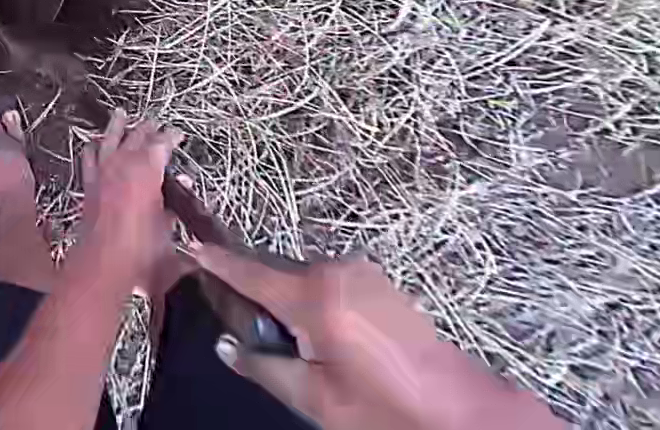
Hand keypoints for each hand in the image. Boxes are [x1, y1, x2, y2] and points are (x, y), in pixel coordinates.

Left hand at [78, 108, 180, 269]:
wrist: (104, 261)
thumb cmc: (141, 248)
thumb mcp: (167, 230)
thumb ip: (172, 210)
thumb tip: (177, 198)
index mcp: (147, 170)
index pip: (162, 144)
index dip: (171, 137)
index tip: (178, 133)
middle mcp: (124, 163)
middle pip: (137, 137)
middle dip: (147, 128)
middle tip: (155, 122)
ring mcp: (103, 170)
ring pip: (111, 138)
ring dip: (118, 126)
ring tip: (121, 114)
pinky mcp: (89, 182)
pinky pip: (89, 157)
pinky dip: (93, 148)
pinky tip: (93, 143)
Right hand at [188, 245, 564, 429]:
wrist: (472, 416)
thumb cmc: (389, 416)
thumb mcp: (321, 404)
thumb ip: (266, 368)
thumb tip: (226, 347)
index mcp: (314, 297)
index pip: (249, 271)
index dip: (216, 261)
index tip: (187, 247)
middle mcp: (332, 270)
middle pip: (275, 272)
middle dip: (258, 292)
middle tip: (249, 324)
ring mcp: (358, 270)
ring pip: (302, 277)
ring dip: (289, 299)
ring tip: (298, 343)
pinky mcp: (376, 279)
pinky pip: (328, 281)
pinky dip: (315, 300)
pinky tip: (329, 338)